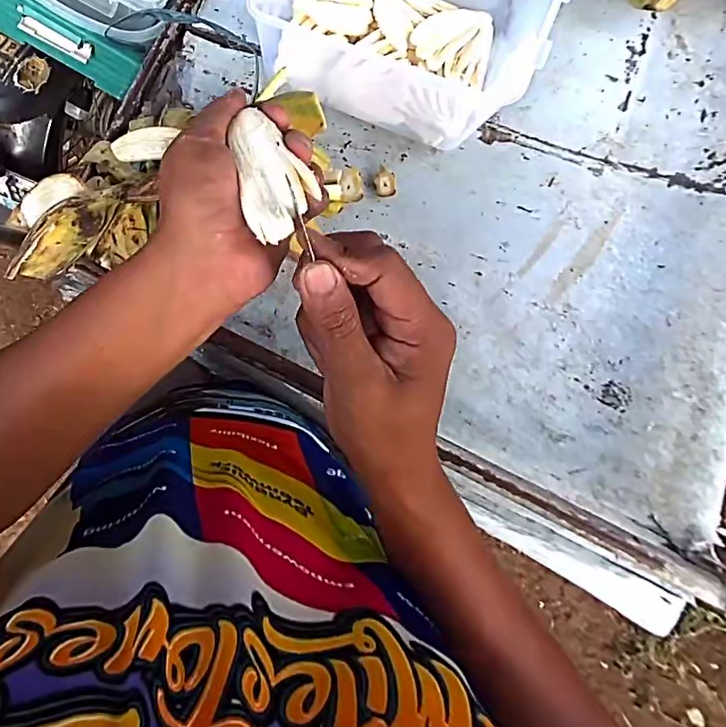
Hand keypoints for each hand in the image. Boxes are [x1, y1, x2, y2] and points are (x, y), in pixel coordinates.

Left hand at [152, 90, 309, 311]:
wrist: (209, 257)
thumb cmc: (196, 201)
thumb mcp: (196, 143)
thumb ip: (218, 115)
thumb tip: (238, 96)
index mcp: (222, 153)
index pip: (255, 124)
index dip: (269, 115)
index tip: (274, 115)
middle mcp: (247, 174)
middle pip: (283, 143)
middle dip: (292, 137)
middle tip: (288, 144)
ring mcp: (269, 198)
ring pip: (301, 168)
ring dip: (305, 163)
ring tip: (297, 169)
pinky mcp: (288, 222)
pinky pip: (312, 200)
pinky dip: (314, 194)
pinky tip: (306, 196)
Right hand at [293, 231, 456, 491]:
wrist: (389, 469)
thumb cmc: (380, 435)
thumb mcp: (356, 381)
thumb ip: (336, 322)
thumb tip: (315, 268)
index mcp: (423, 323)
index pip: (384, 265)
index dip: (343, 257)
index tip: (302, 263)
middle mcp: (413, 311)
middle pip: (370, 260)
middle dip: (333, 274)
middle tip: (305, 299)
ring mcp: (395, 317)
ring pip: (353, 276)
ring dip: (327, 299)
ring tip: (325, 346)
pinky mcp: (376, 325)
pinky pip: (345, 297)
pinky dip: (326, 315)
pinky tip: (328, 350)